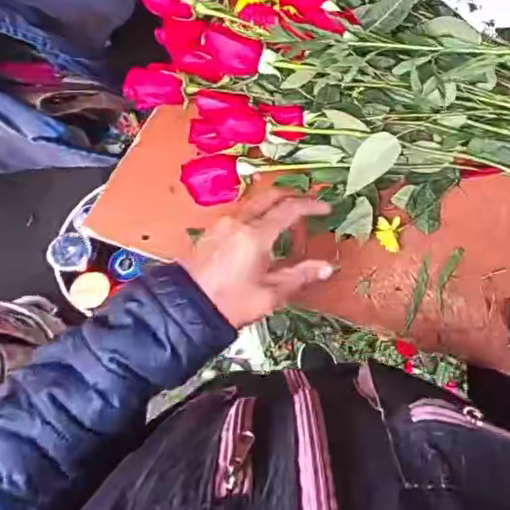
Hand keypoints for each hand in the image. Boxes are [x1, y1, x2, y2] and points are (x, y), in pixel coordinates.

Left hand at [180, 190, 336, 327]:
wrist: (182, 313)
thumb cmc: (229, 305)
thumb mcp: (270, 294)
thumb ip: (300, 276)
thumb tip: (327, 268)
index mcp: (256, 235)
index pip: (290, 209)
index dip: (312, 206)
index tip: (326, 208)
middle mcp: (238, 222)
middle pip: (271, 196)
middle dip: (293, 196)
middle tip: (309, 204)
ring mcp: (221, 225)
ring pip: (254, 203)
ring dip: (274, 205)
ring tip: (287, 220)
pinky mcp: (211, 232)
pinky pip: (241, 213)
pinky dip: (258, 214)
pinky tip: (262, 231)